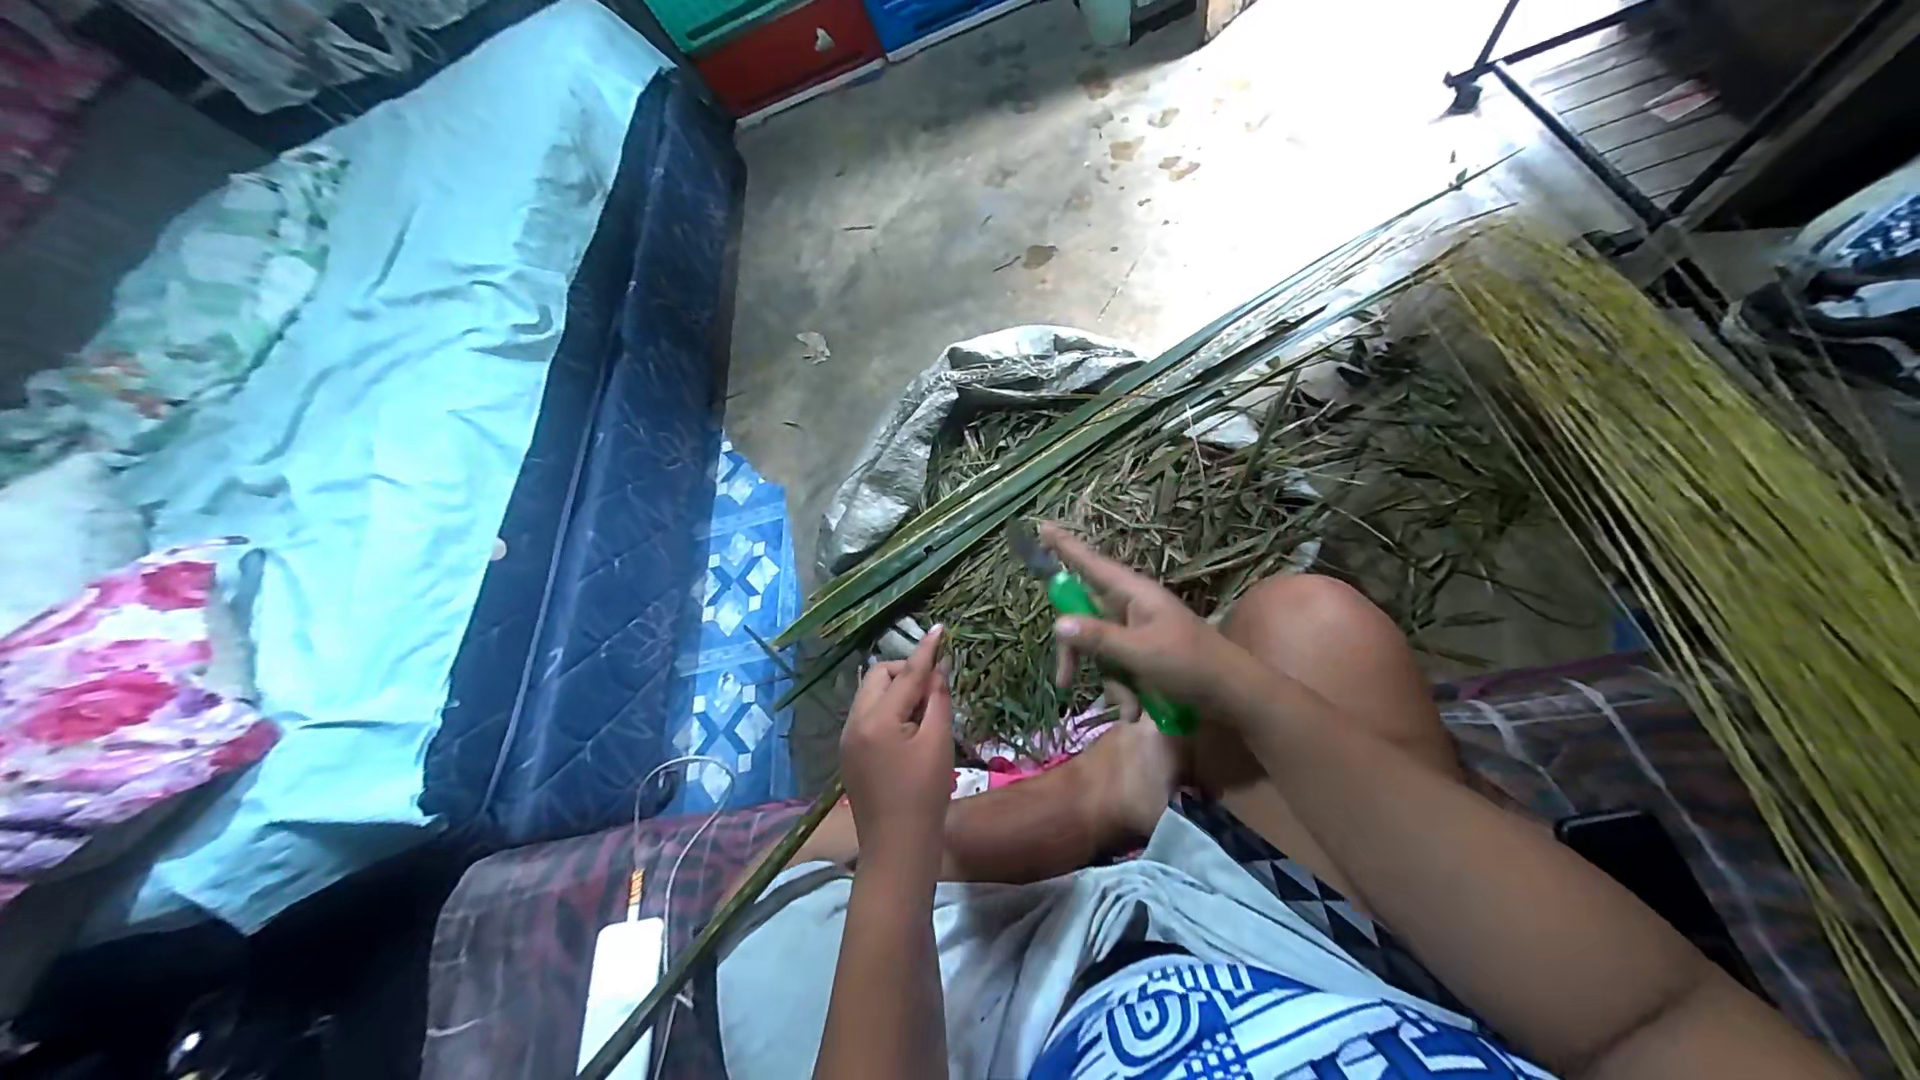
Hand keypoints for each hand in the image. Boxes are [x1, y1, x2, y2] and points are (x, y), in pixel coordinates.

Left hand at [841, 625, 953, 862]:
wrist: (897, 848)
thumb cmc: (925, 795)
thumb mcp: (938, 743)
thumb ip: (936, 700)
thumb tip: (937, 670)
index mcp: (877, 719)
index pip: (906, 673)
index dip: (925, 650)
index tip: (939, 628)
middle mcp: (854, 722)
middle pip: (878, 676)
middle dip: (905, 672)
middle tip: (933, 688)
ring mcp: (847, 738)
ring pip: (870, 695)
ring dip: (895, 691)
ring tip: (922, 712)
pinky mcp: (849, 754)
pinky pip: (866, 715)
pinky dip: (887, 711)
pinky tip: (907, 730)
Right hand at [1041, 523, 1262, 718]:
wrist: (1233, 696)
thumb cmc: (1191, 665)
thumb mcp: (1140, 653)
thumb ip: (1098, 638)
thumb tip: (1058, 623)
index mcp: (1134, 594)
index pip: (1091, 563)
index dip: (1066, 547)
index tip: (1042, 526)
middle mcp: (1131, 607)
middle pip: (1084, 618)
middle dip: (1077, 654)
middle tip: (1064, 681)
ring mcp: (1137, 632)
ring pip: (1099, 649)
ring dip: (1108, 682)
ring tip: (1129, 708)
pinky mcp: (1142, 655)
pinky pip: (1116, 667)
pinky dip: (1122, 690)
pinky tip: (1136, 711)